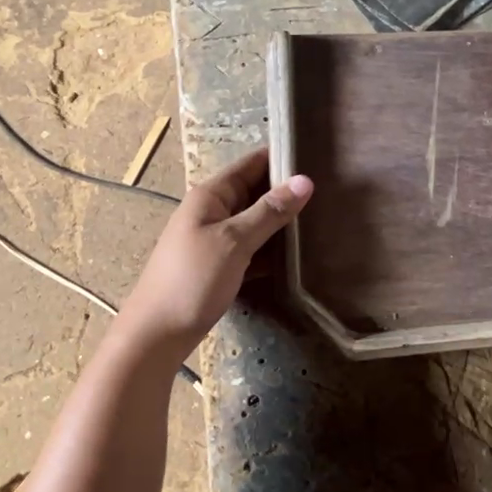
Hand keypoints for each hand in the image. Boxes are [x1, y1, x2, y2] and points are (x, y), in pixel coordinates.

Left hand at [117, 148, 312, 358]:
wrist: (157, 335)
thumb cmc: (192, 279)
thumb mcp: (234, 241)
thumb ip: (270, 211)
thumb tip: (306, 180)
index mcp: (211, 195)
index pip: (252, 163)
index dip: (282, 157)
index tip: (320, 156)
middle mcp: (213, 211)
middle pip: (256, 191)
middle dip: (288, 190)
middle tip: (333, 188)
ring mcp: (217, 239)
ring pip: (257, 221)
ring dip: (284, 220)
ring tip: (325, 216)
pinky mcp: (222, 265)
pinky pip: (254, 246)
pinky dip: (274, 247)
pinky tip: (301, 253)